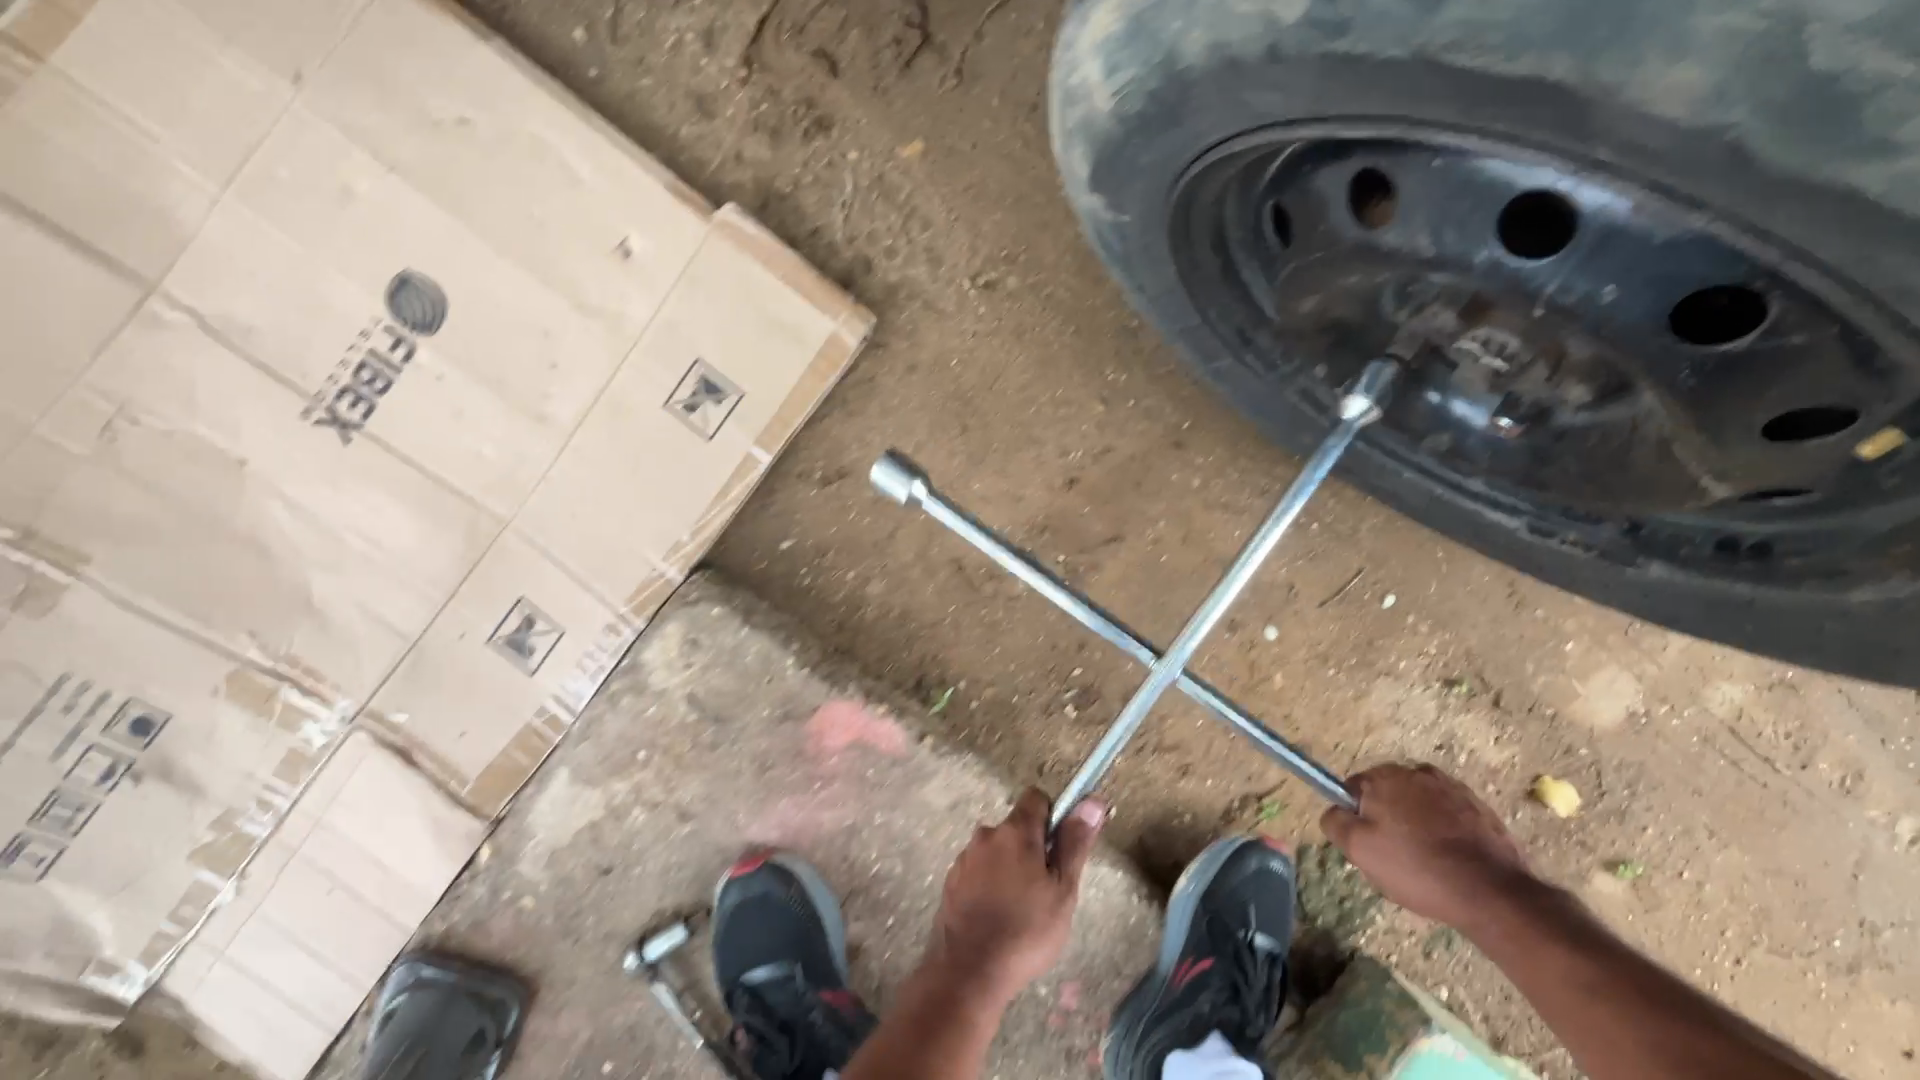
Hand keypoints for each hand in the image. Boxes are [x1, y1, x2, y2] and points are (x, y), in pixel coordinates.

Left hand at [927, 789, 1105, 1002]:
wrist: (969, 972)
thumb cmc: (1026, 931)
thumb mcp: (1063, 890)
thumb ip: (1075, 843)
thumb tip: (1093, 801)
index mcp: (1015, 831)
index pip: (1036, 799)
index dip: (1053, 817)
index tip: (1061, 850)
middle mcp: (985, 836)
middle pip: (1016, 828)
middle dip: (1033, 849)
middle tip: (1046, 890)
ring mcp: (964, 859)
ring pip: (997, 852)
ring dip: (1010, 868)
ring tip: (1022, 910)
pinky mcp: (951, 883)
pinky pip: (979, 872)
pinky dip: (990, 885)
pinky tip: (998, 918)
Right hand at [1319, 763, 1535, 929]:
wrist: (1489, 891)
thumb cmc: (1415, 868)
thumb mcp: (1358, 850)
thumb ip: (1335, 822)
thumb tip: (1335, 810)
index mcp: (1383, 777)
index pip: (1352, 789)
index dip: (1354, 817)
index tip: (1366, 844)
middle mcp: (1417, 772)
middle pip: (1386, 794)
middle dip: (1385, 818)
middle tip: (1392, 856)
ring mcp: (1452, 788)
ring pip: (1418, 804)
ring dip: (1415, 823)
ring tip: (1423, 860)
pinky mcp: (1479, 807)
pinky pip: (1447, 814)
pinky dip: (1443, 830)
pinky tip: (1448, 858)